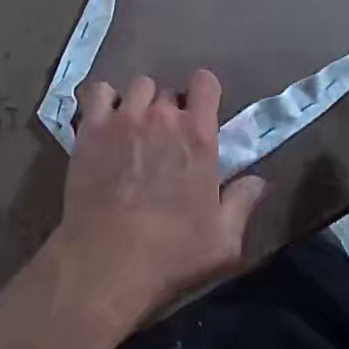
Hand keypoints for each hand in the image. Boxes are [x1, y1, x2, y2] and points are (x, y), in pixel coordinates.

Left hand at [48, 70, 267, 328]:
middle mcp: (162, 117)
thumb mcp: (223, 240)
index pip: (205, 82)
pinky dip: (103, 101)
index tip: (199, 116)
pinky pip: (98, 93)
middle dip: (169, 111)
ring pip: (137, 88)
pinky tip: (104, 123)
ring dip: (139, 104)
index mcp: (197, 135)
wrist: (105, 265)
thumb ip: (243, 202)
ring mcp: (123, 119)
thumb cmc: (169, 254)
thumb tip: (258, 181)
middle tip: (164, 142)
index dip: (203, 94)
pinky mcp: (90, 130)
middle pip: (168, 92)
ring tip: (133, 131)